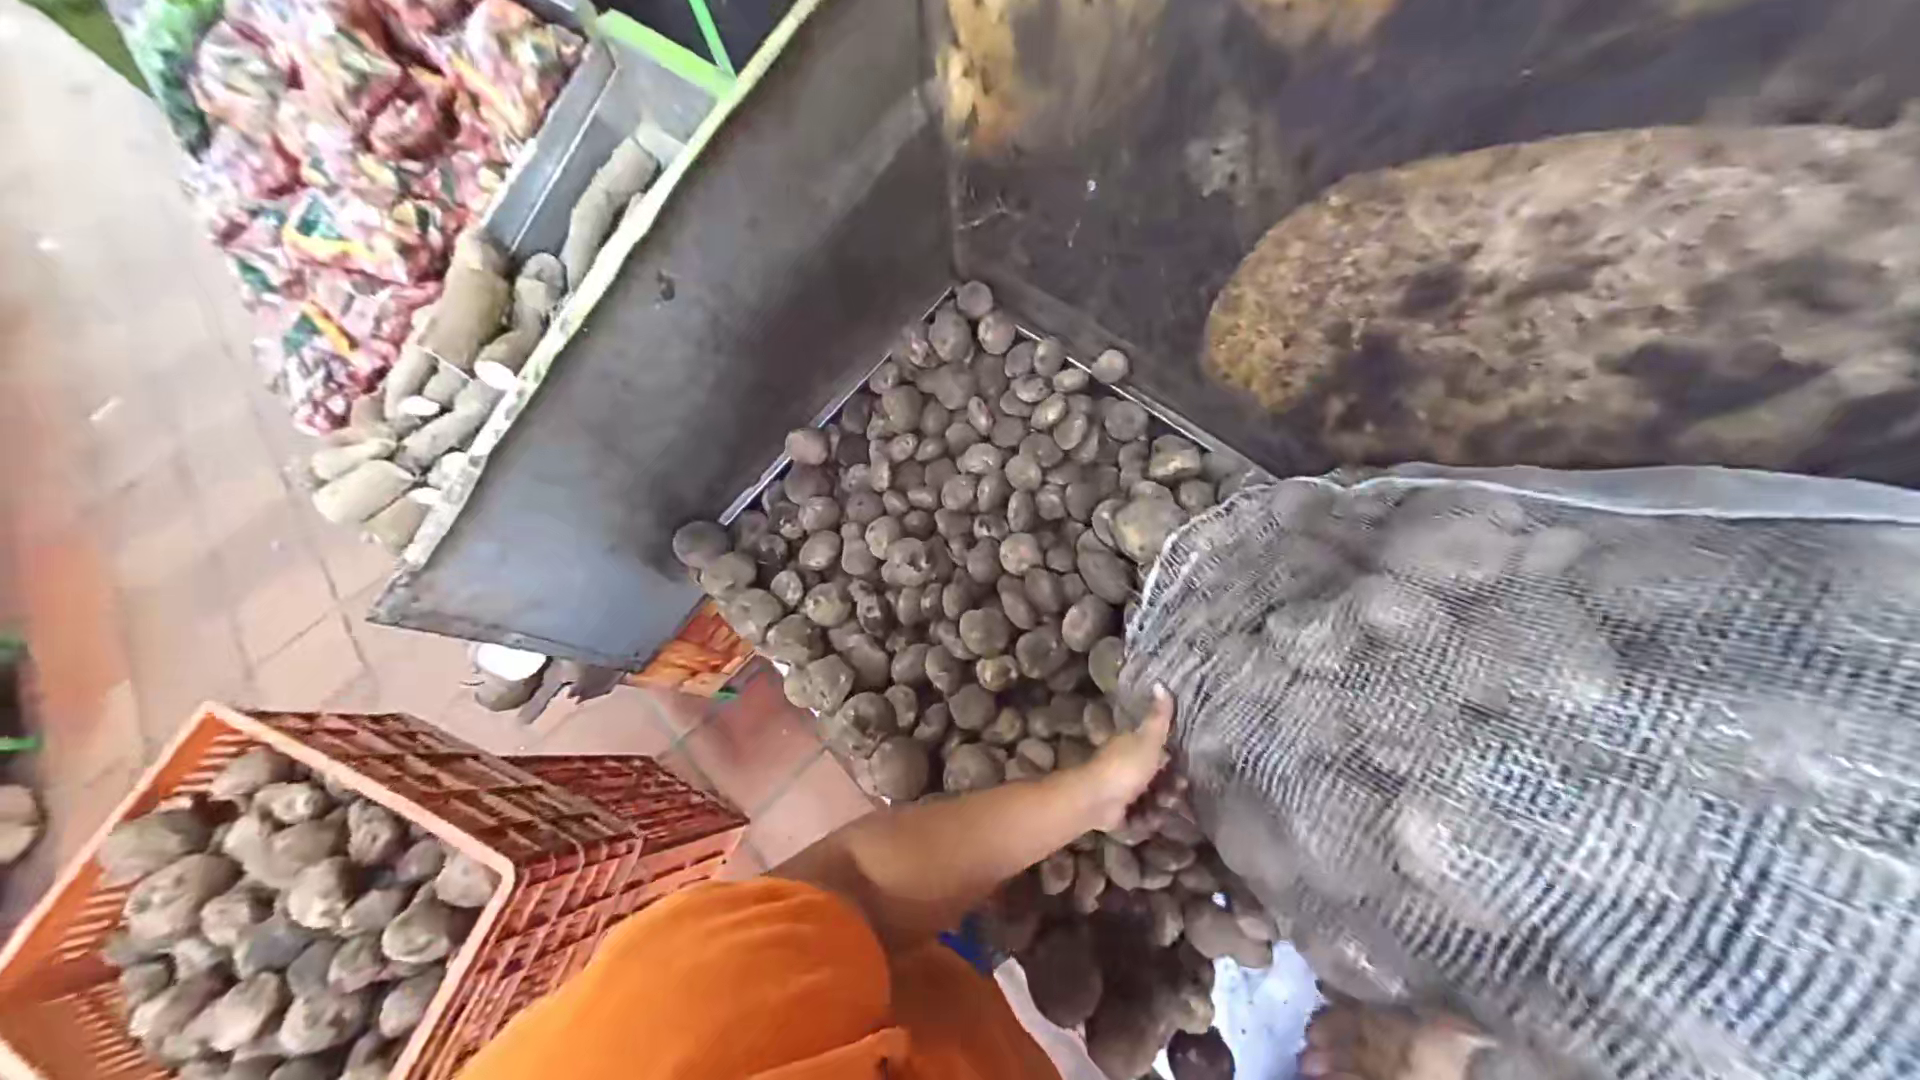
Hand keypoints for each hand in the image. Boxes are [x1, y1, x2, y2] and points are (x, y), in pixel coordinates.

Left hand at [1081, 684, 1175, 830]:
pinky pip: (1139, 817)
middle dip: (1169, 787)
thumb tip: (1160, 683)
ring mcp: (1121, 790)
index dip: (1173, 761)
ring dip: (1159, 805)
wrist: (1097, 798)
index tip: (1186, 771)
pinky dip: (1145, 819)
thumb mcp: (1147, 739)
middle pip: (1155, 778)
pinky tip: (1150, 819)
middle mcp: (1125, 766)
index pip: (1156, 752)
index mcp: (1131, 746)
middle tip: (1177, 792)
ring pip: (1149, 799)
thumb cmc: (1125, 766)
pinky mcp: (1118, 812)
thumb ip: (1159, 717)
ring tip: (1162, 806)